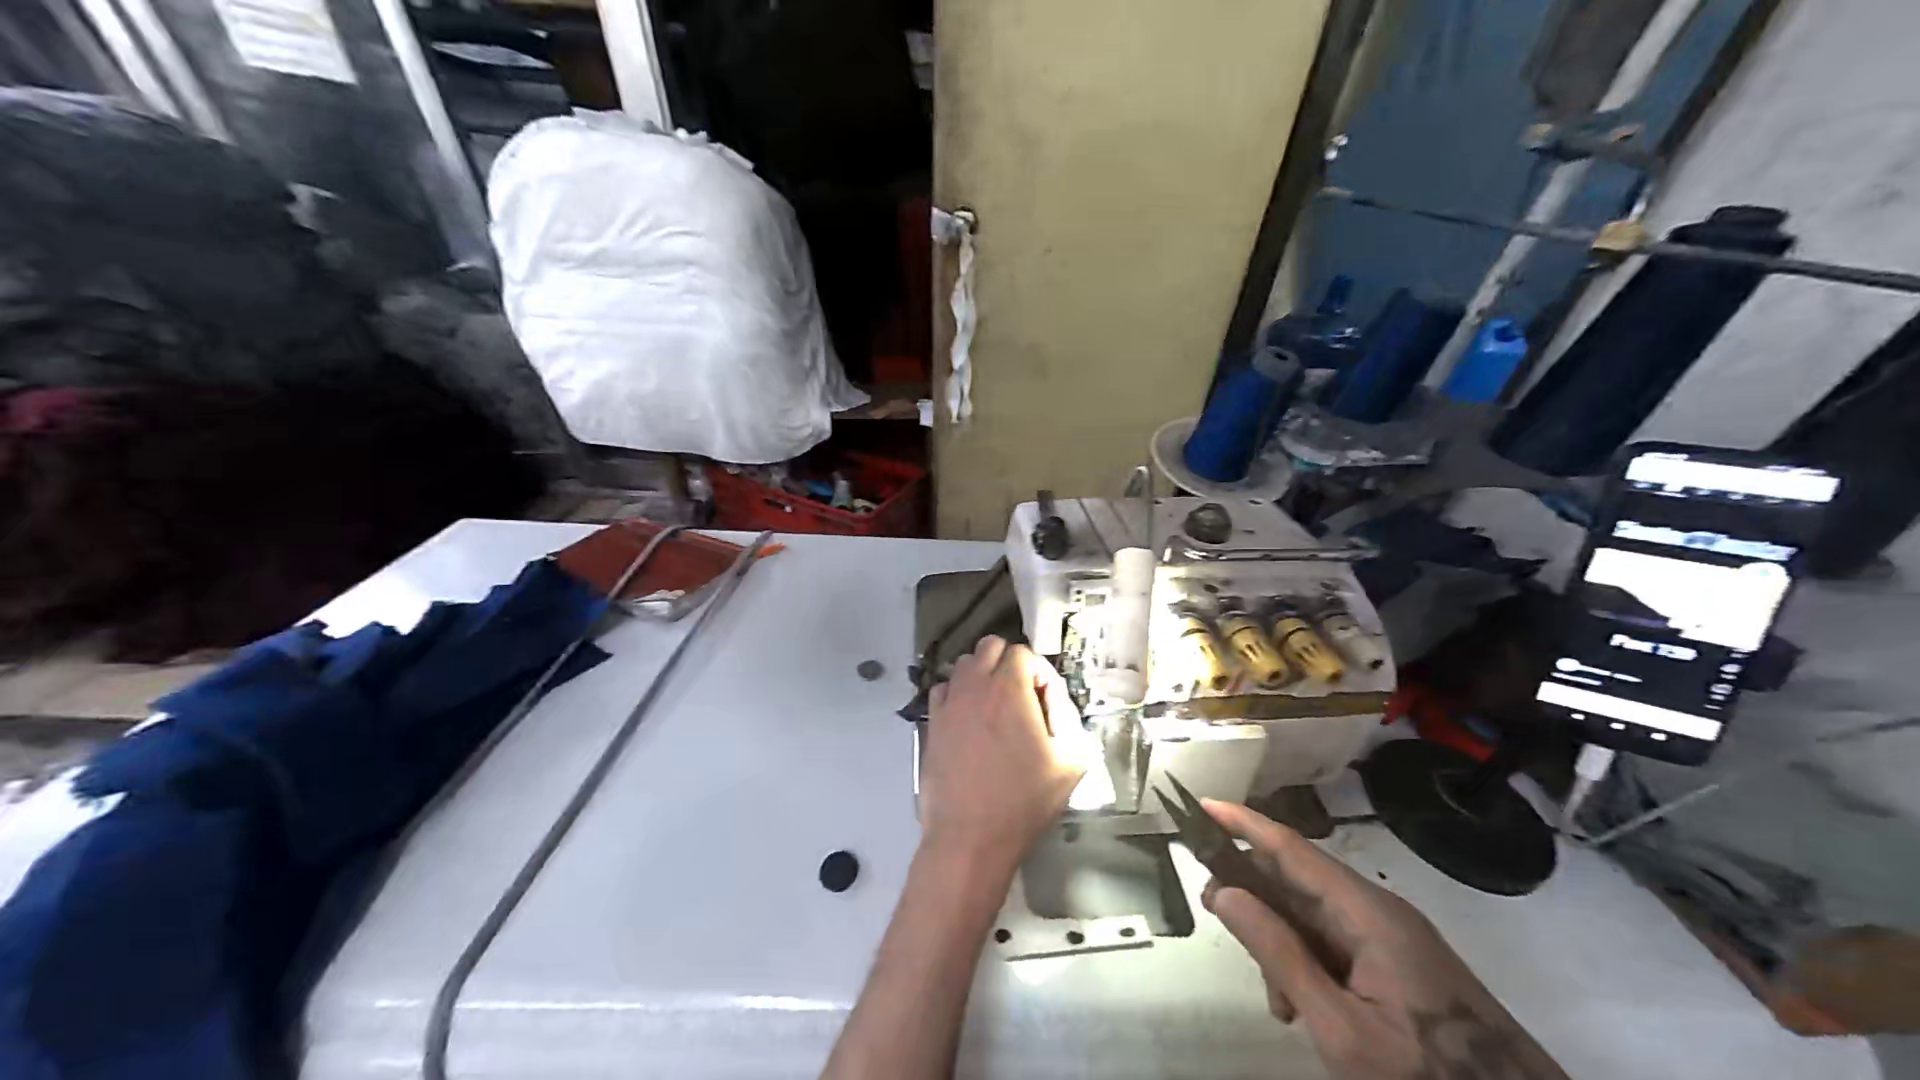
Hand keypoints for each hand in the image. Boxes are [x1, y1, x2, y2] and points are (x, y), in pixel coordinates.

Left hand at [919, 636, 1083, 875]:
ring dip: (981, 675)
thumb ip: (1067, 716)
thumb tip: (1052, 696)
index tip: (1044, 700)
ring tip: (994, 706)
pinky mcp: (931, 723)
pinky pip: (943, 690)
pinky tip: (969, 720)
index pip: (1023, 652)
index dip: (1038, 672)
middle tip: (1021, 695)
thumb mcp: (1070, 761)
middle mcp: (974, 685)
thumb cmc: (1024, 800)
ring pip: (963, 665)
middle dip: (1009, 662)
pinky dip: (957, 694)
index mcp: (1009, 688)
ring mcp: (948, 703)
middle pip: (989, 646)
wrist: (970, 836)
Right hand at [1200, 800, 1569, 1079]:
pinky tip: (1300, 1006)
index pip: (1292, 850)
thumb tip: (1225, 892)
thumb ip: (1279, 955)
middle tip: (1214, 913)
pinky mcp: (1399, 962)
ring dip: (1280, 942)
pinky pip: (1335, 942)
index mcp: (1369, 913)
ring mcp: (1392, 937)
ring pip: (1312, 915)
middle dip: (1253, 897)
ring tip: (1277, 1000)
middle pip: (1297, 881)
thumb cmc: (1425, 1075)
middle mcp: (1380, 911)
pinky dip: (1306, 962)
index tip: (1202, 805)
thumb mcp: (1339, 1027)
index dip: (1244, 823)